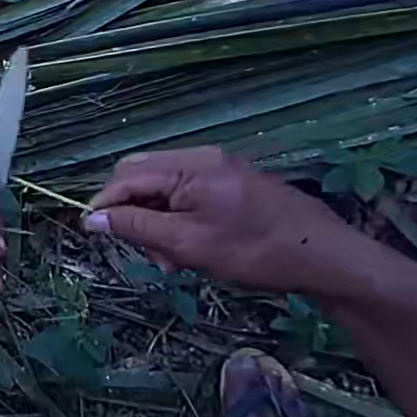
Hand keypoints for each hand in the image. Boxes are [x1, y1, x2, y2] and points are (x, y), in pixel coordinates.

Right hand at [83, 147, 372, 295]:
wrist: (325, 257)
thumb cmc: (254, 252)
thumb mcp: (186, 243)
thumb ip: (135, 226)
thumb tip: (91, 218)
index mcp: (190, 167)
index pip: (126, 177)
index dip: (104, 205)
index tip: (92, 233)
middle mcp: (200, 157)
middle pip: (140, 176)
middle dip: (132, 213)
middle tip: (146, 252)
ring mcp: (217, 167)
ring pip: (161, 186)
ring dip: (154, 220)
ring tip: (171, 258)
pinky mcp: (229, 180)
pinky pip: (184, 192)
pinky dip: (175, 217)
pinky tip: (188, 246)